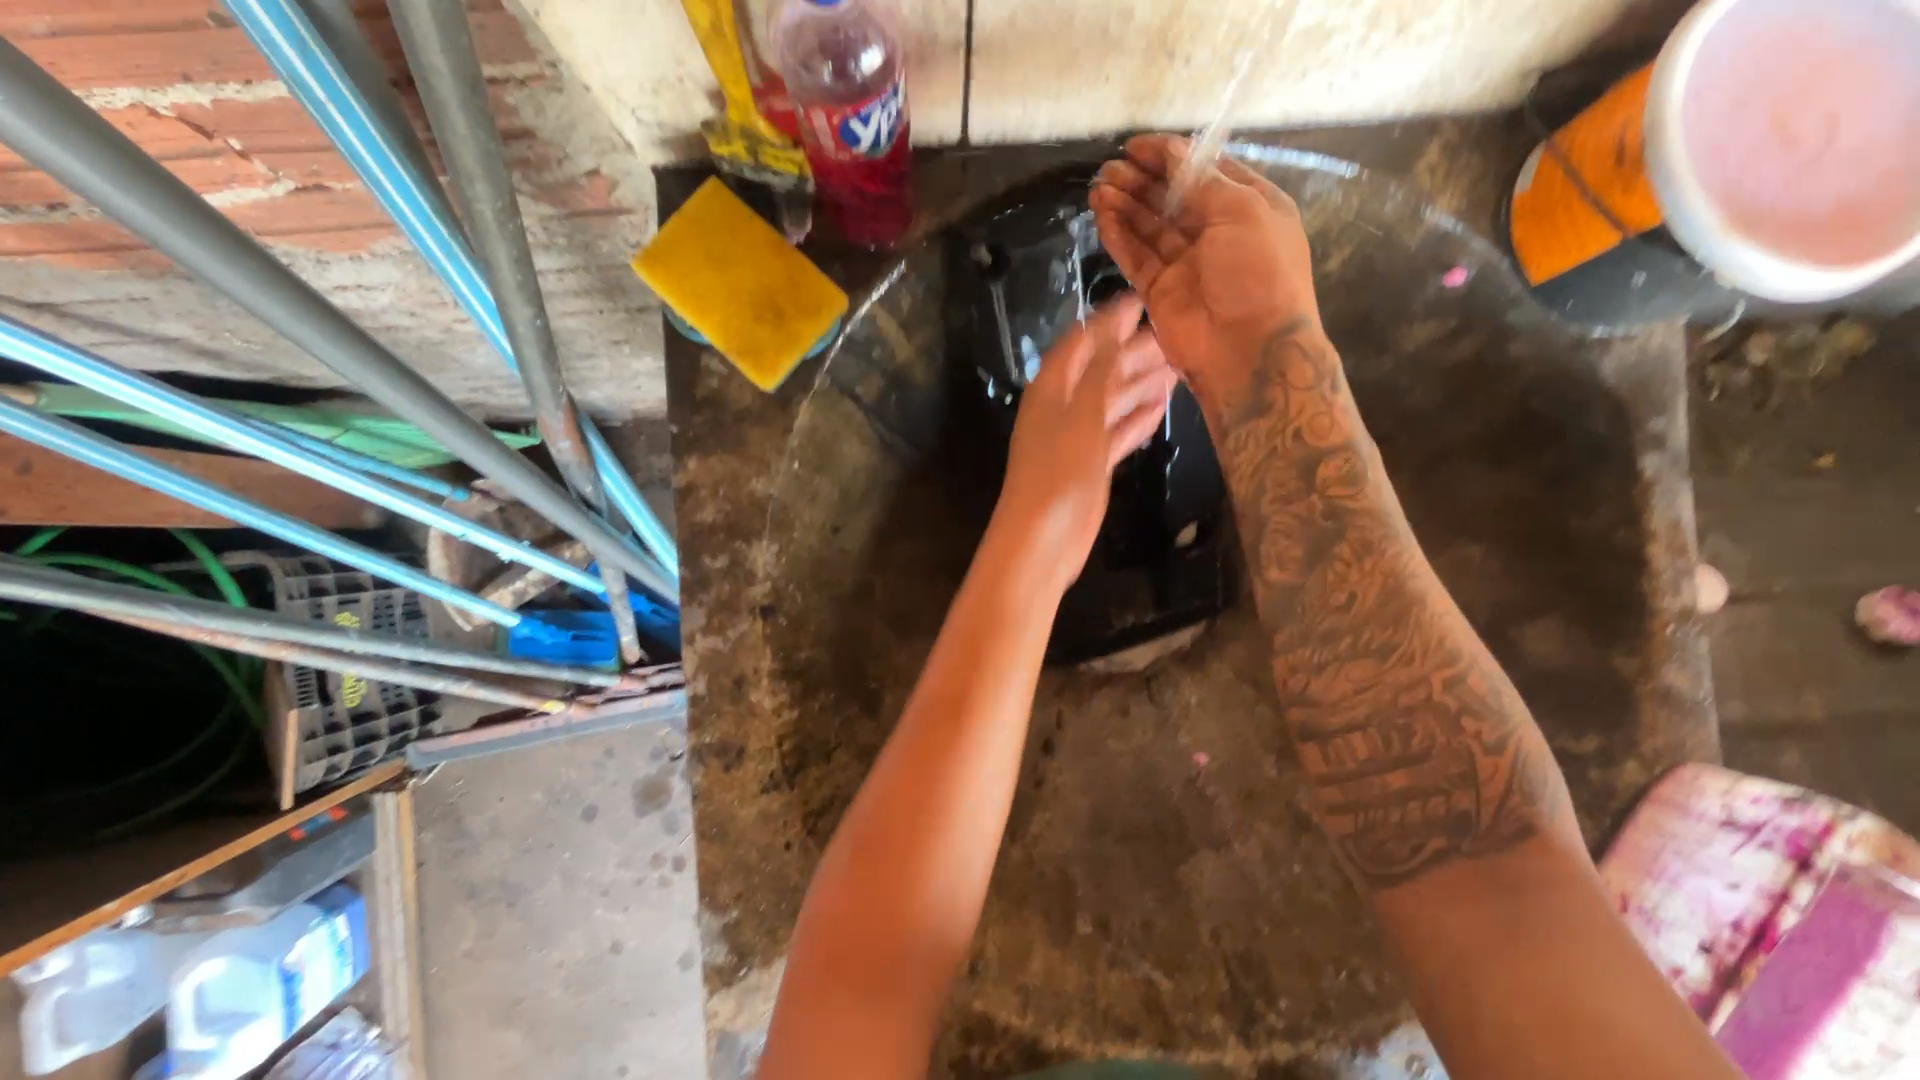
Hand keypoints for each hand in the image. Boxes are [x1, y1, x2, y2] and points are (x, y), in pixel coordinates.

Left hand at [991, 294, 1178, 597]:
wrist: (1042, 539)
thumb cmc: (1059, 471)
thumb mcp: (1082, 412)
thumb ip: (1101, 367)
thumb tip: (1116, 320)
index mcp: (1052, 387)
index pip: (1083, 340)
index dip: (1111, 320)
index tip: (1149, 301)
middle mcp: (1063, 406)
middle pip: (1102, 369)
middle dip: (1135, 352)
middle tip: (1180, 335)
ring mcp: (1077, 437)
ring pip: (1112, 401)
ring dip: (1141, 383)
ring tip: (1180, 365)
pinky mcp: (1091, 465)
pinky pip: (1117, 432)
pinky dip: (1137, 419)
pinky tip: (1163, 406)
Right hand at [1091, 134, 1322, 407]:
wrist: (1249, 350)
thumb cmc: (1258, 273)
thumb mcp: (1242, 212)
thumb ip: (1202, 182)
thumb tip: (1174, 154)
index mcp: (1248, 209)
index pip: (1205, 172)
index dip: (1171, 156)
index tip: (1137, 147)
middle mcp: (1217, 234)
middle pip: (1172, 199)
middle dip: (1142, 180)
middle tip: (1111, 168)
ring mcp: (1187, 265)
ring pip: (1150, 227)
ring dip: (1125, 205)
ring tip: (1099, 187)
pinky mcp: (1161, 291)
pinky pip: (1136, 257)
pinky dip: (1119, 236)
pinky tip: (1102, 215)